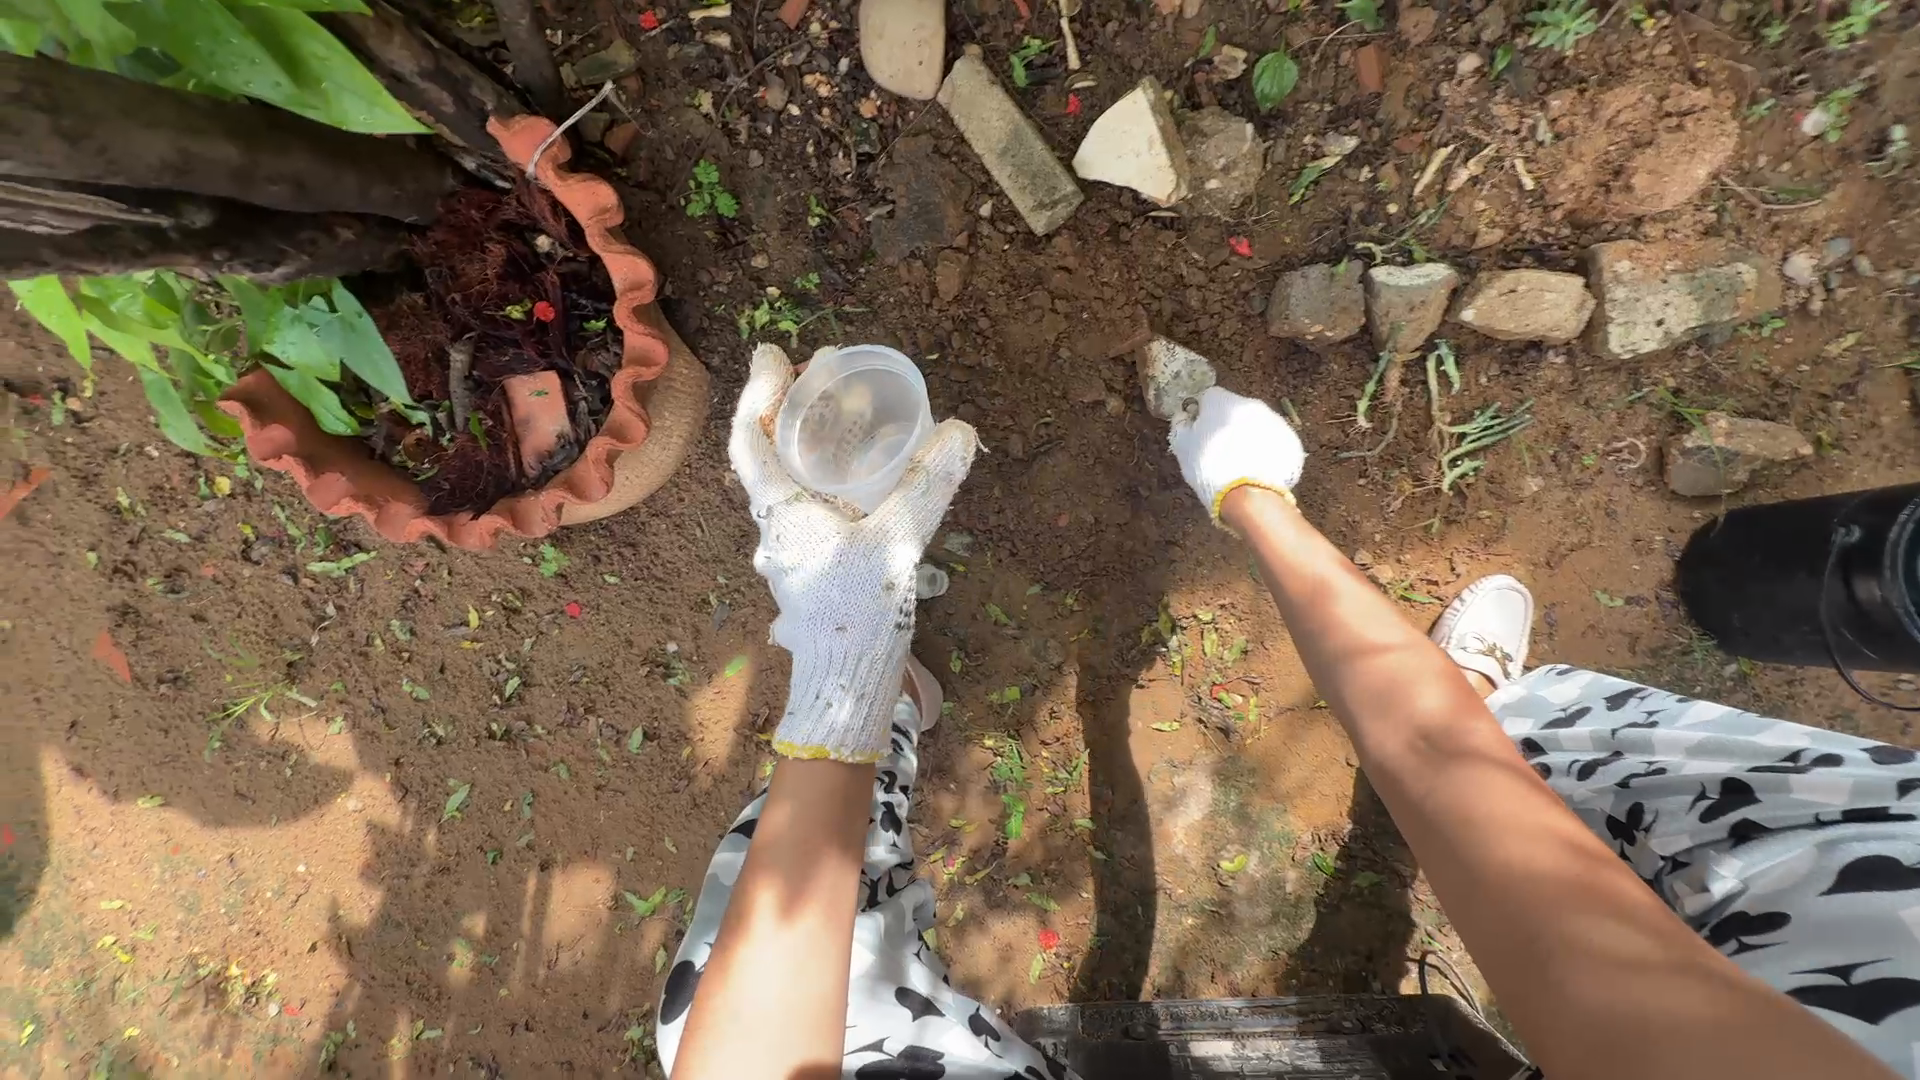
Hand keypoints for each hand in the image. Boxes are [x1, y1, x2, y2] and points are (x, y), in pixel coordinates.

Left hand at [731, 344, 977, 762]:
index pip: (749, 440)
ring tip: (845, 414)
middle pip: (769, 454)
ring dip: (809, 442)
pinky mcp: (815, 566)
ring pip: (790, 481)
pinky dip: (827, 476)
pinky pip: (811, 506)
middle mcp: (776, 528)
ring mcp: (792, 550)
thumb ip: (927, 485)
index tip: (771, 354)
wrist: (849, 685)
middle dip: (791, 408)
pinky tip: (861, 475)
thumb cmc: (859, 613)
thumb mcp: (897, 541)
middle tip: (823, 374)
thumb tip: (959, 430)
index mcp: (780, 514)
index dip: (757, 392)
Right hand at [1168, 386, 1305, 523]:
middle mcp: (1254, 406)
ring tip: (1239, 464)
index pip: (1209, 397)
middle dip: (1227, 424)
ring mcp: (1277, 424)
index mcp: (1225, 403)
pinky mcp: (1291, 443)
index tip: (1199, 431)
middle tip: (1218, 450)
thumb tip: (1185, 416)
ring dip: (1248, 437)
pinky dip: (1265, 452)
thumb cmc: (1209, 468)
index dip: (1202, 413)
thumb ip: (1181, 426)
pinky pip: (1274, 443)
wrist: (1248, 494)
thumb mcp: (1183, 448)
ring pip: (1257, 425)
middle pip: (1236, 410)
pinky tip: (1256, 471)